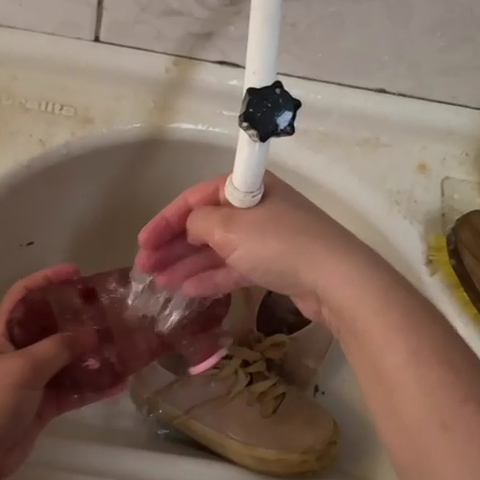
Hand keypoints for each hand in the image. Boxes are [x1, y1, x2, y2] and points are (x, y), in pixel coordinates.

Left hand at [0, 264, 121, 479]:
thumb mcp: (23, 367)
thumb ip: (58, 348)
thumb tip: (91, 334)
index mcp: (2, 334)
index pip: (22, 295)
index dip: (46, 279)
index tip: (76, 272)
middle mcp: (17, 351)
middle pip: (50, 326)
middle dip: (77, 318)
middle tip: (107, 310)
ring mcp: (31, 379)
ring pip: (66, 359)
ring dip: (91, 354)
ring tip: (121, 344)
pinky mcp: (43, 405)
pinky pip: (72, 389)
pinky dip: (93, 386)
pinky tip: (118, 382)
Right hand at [134, 173, 376, 324]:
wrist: (336, 279)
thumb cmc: (280, 244)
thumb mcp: (230, 228)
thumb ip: (199, 223)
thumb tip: (189, 226)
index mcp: (246, 188)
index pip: (196, 198)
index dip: (166, 219)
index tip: (143, 242)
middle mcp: (256, 208)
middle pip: (204, 224)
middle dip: (172, 245)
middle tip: (144, 267)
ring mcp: (266, 238)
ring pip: (217, 249)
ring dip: (187, 264)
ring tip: (160, 283)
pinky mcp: (274, 265)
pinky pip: (234, 268)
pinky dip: (211, 277)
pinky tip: (187, 291)